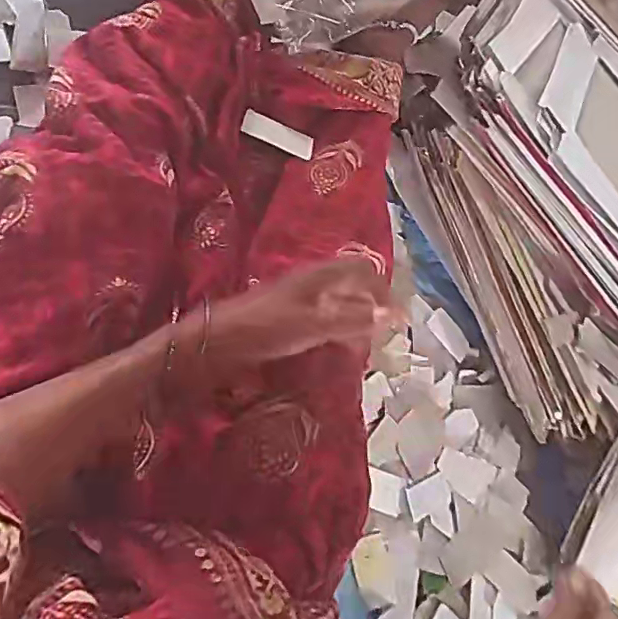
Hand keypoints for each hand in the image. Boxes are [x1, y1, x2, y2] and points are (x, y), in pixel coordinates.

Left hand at [194, 259, 395, 376]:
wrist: (218, 341)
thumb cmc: (267, 327)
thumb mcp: (315, 324)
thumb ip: (354, 319)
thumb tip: (393, 315)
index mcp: (321, 276)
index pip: (363, 269)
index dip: (384, 288)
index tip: (398, 317)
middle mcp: (313, 282)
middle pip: (353, 285)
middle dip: (373, 305)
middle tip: (385, 333)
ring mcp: (299, 298)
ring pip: (340, 301)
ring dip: (357, 319)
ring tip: (366, 345)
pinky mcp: (288, 316)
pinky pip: (325, 317)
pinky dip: (339, 329)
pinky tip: (338, 349)